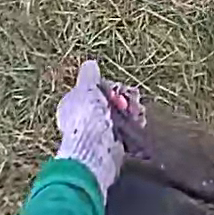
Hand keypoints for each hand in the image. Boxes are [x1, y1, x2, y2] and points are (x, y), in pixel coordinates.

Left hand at [55, 61, 127, 195]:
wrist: (95, 150)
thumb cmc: (86, 117)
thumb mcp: (86, 88)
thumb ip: (89, 75)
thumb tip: (90, 64)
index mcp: (73, 102)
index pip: (94, 89)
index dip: (109, 87)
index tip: (119, 88)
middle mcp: (83, 116)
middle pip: (109, 101)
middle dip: (124, 98)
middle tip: (134, 99)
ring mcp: (98, 131)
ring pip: (119, 114)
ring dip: (132, 110)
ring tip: (138, 112)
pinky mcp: (112, 144)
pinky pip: (126, 129)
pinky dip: (134, 124)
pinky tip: (140, 121)